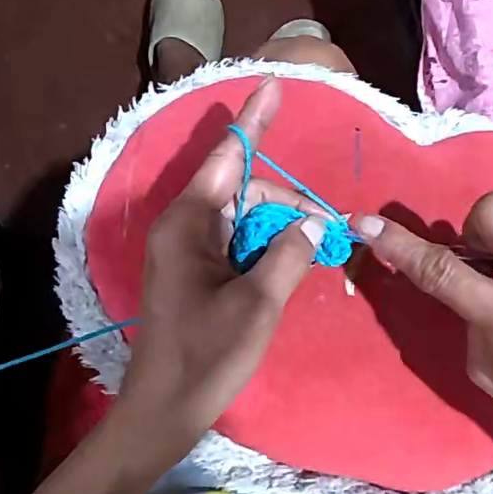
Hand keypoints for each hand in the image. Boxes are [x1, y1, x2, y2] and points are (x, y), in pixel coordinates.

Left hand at [119, 78, 326, 438]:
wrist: (164, 409)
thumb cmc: (206, 356)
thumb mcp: (257, 304)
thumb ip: (289, 253)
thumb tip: (316, 221)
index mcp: (188, 224)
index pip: (229, 157)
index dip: (254, 121)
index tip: (274, 84)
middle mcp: (184, 227)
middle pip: (245, 191)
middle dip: (288, 204)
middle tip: (329, 233)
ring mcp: (188, 250)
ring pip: (244, 219)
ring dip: (280, 230)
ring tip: (313, 254)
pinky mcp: (195, 271)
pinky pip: (237, 243)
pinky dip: (265, 249)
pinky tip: (287, 266)